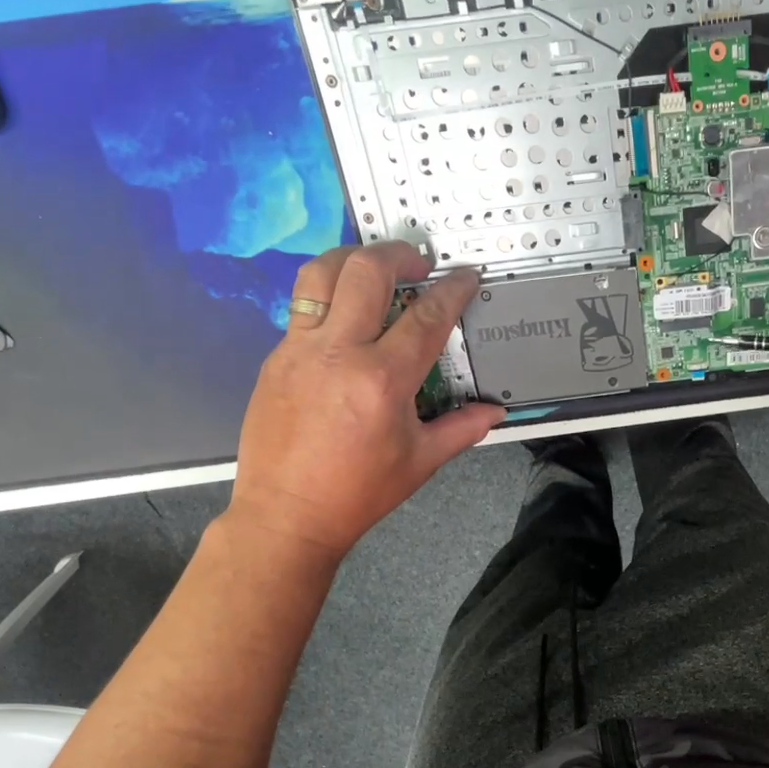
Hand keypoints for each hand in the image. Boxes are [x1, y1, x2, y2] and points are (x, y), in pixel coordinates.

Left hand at [227, 242, 505, 558]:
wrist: (287, 513)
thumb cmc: (358, 493)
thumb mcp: (420, 461)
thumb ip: (461, 429)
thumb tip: (493, 413)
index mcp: (382, 380)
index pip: (427, 317)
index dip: (452, 290)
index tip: (465, 277)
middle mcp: (339, 353)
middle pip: (366, 271)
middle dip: (398, 253)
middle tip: (417, 261)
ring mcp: (300, 350)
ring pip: (320, 273)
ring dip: (352, 258)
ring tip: (373, 269)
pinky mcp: (276, 358)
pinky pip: (303, 309)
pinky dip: (328, 299)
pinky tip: (345, 319)